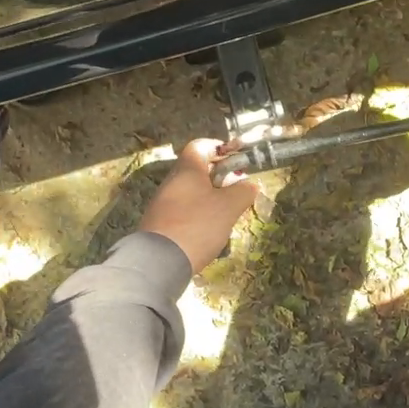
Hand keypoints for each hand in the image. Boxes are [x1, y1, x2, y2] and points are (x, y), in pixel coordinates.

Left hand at [137, 139, 260, 272]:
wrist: (160, 261)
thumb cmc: (197, 225)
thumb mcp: (228, 207)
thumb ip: (243, 191)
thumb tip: (250, 184)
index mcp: (187, 170)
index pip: (200, 146)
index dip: (219, 148)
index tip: (236, 159)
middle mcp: (171, 182)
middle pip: (195, 170)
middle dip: (218, 177)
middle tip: (237, 190)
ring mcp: (162, 204)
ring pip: (190, 192)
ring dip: (209, 198)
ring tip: (226, 214)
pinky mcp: (159, 224)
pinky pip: (182, 211)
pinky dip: (197, 215)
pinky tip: (208, 231)